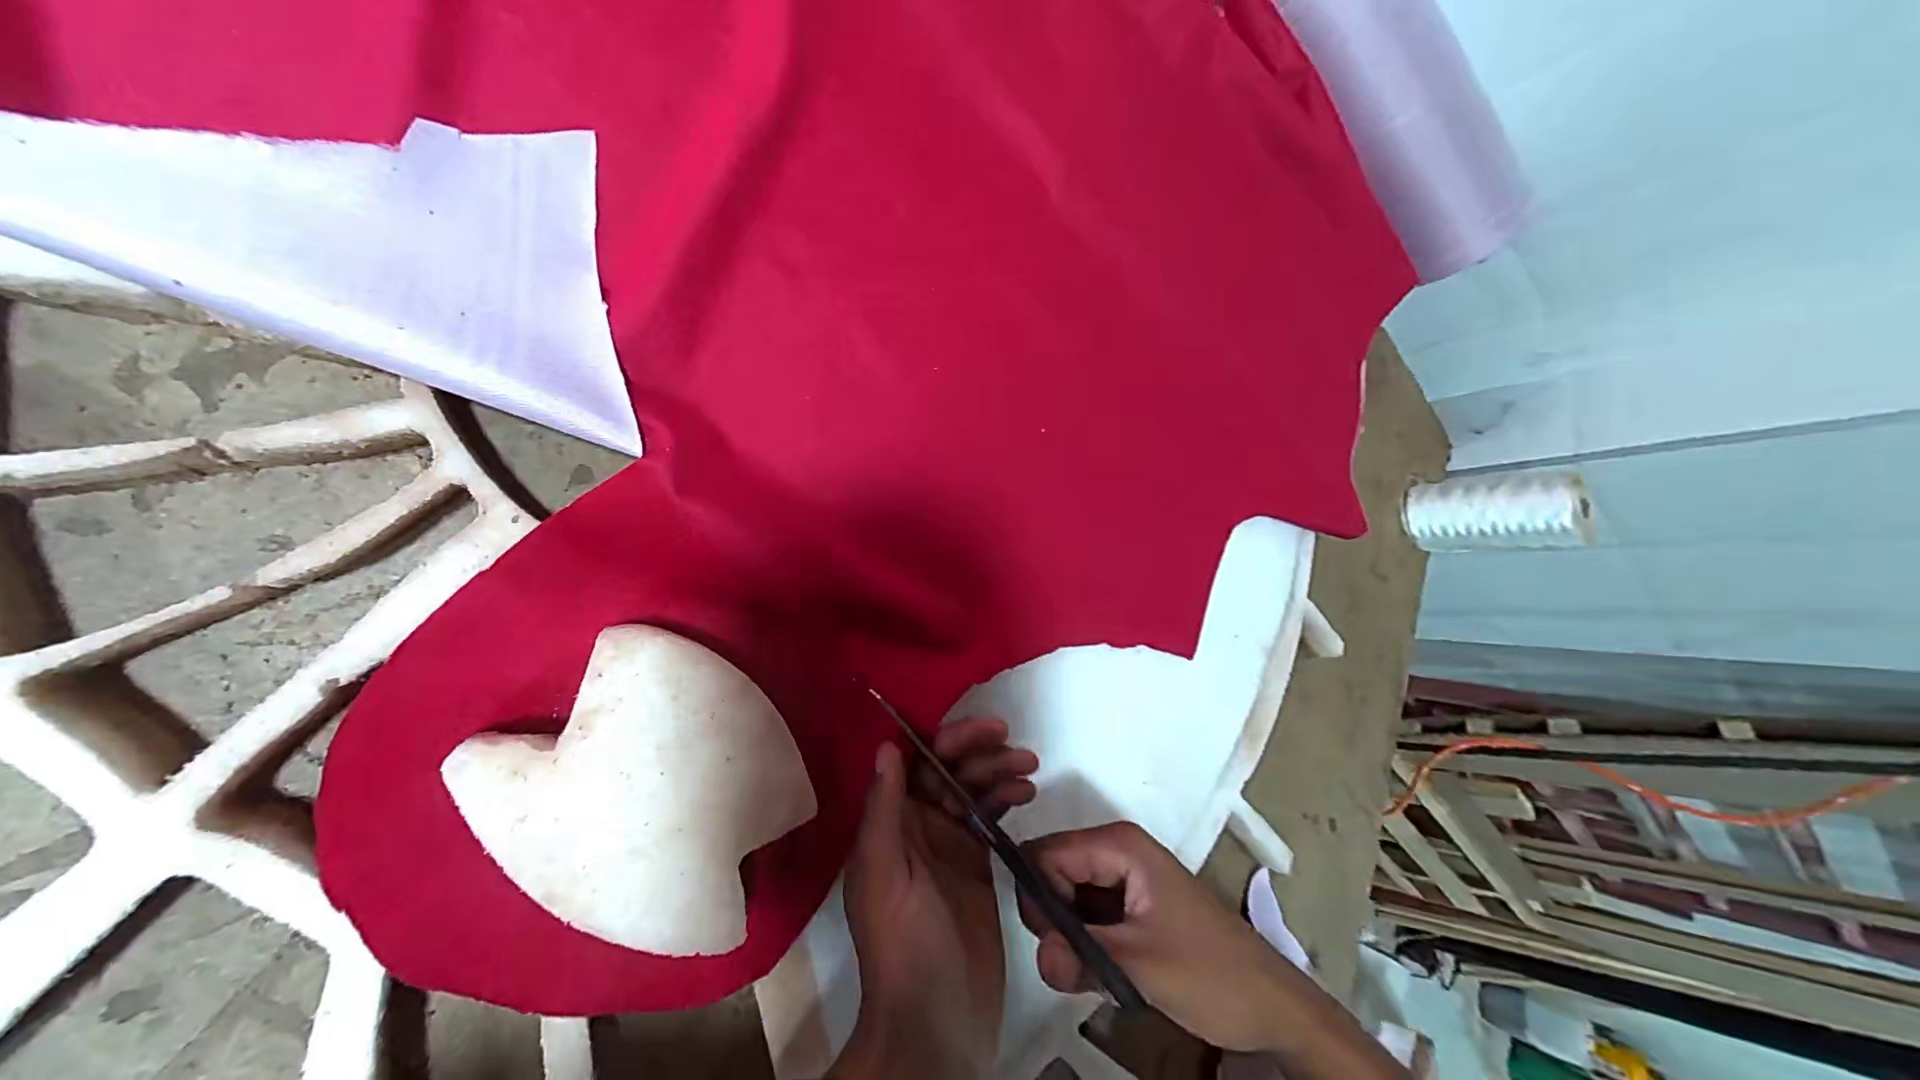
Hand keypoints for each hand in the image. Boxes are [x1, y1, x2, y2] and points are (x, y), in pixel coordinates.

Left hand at [831, 719, 1037, 1079]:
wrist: (937, 1020)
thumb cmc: (903, 944)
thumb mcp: (884, 874)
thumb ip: (884, 809)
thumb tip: (887, 746)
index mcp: (889, 824)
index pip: (915, 764)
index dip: (945, 740)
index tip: (982, 730)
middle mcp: (916, 827)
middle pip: (947, 772)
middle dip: (978, 752)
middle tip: (1014, 745)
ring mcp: (949, 846)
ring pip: (971, 791)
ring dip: (997, 772)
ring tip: (1027, 767)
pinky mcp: (977, 865)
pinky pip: (989, 819)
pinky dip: (1005, 800)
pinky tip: (1025, 794)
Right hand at [1019, 822, 1294, 1051]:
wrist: (1273, 1007)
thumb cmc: (1213, 974)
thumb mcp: (1142, 967)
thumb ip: (1083, 957)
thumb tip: (1038, 953)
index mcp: (1120, 845)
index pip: (1045, 854)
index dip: (1039, 898)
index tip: (1054, 944)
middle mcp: (1117, 850)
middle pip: (1051, 872)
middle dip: (1051, 920)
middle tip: (1073, 965)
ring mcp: (1125, 878)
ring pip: (1065, 896)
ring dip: (1068, 938)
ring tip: (1093, 974)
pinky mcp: (1130, 906)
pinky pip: (1085, 914)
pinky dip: (1084, 944)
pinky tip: (1104, 971)